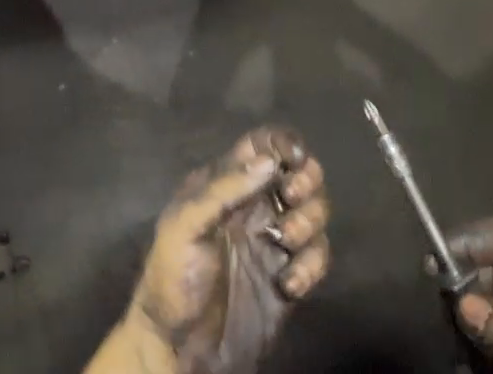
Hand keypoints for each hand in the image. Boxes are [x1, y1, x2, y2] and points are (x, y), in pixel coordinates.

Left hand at [87, 127, 329, 373]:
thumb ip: (224, 189)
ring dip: (309, 221)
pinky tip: (289, 284)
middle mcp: (253, 207)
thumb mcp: (186, 226)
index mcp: (224, 186)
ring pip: (314, 212)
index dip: (283, 143)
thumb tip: (269, 161)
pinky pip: (318, 256)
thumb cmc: (175, 277)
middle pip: (298, 174)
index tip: (295, 158)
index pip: (260, 145)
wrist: (179, 348)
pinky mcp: (290, 277)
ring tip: (285, 243)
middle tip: (291, 199)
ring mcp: (273, 242)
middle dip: (306, 181)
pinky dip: (312, 265)